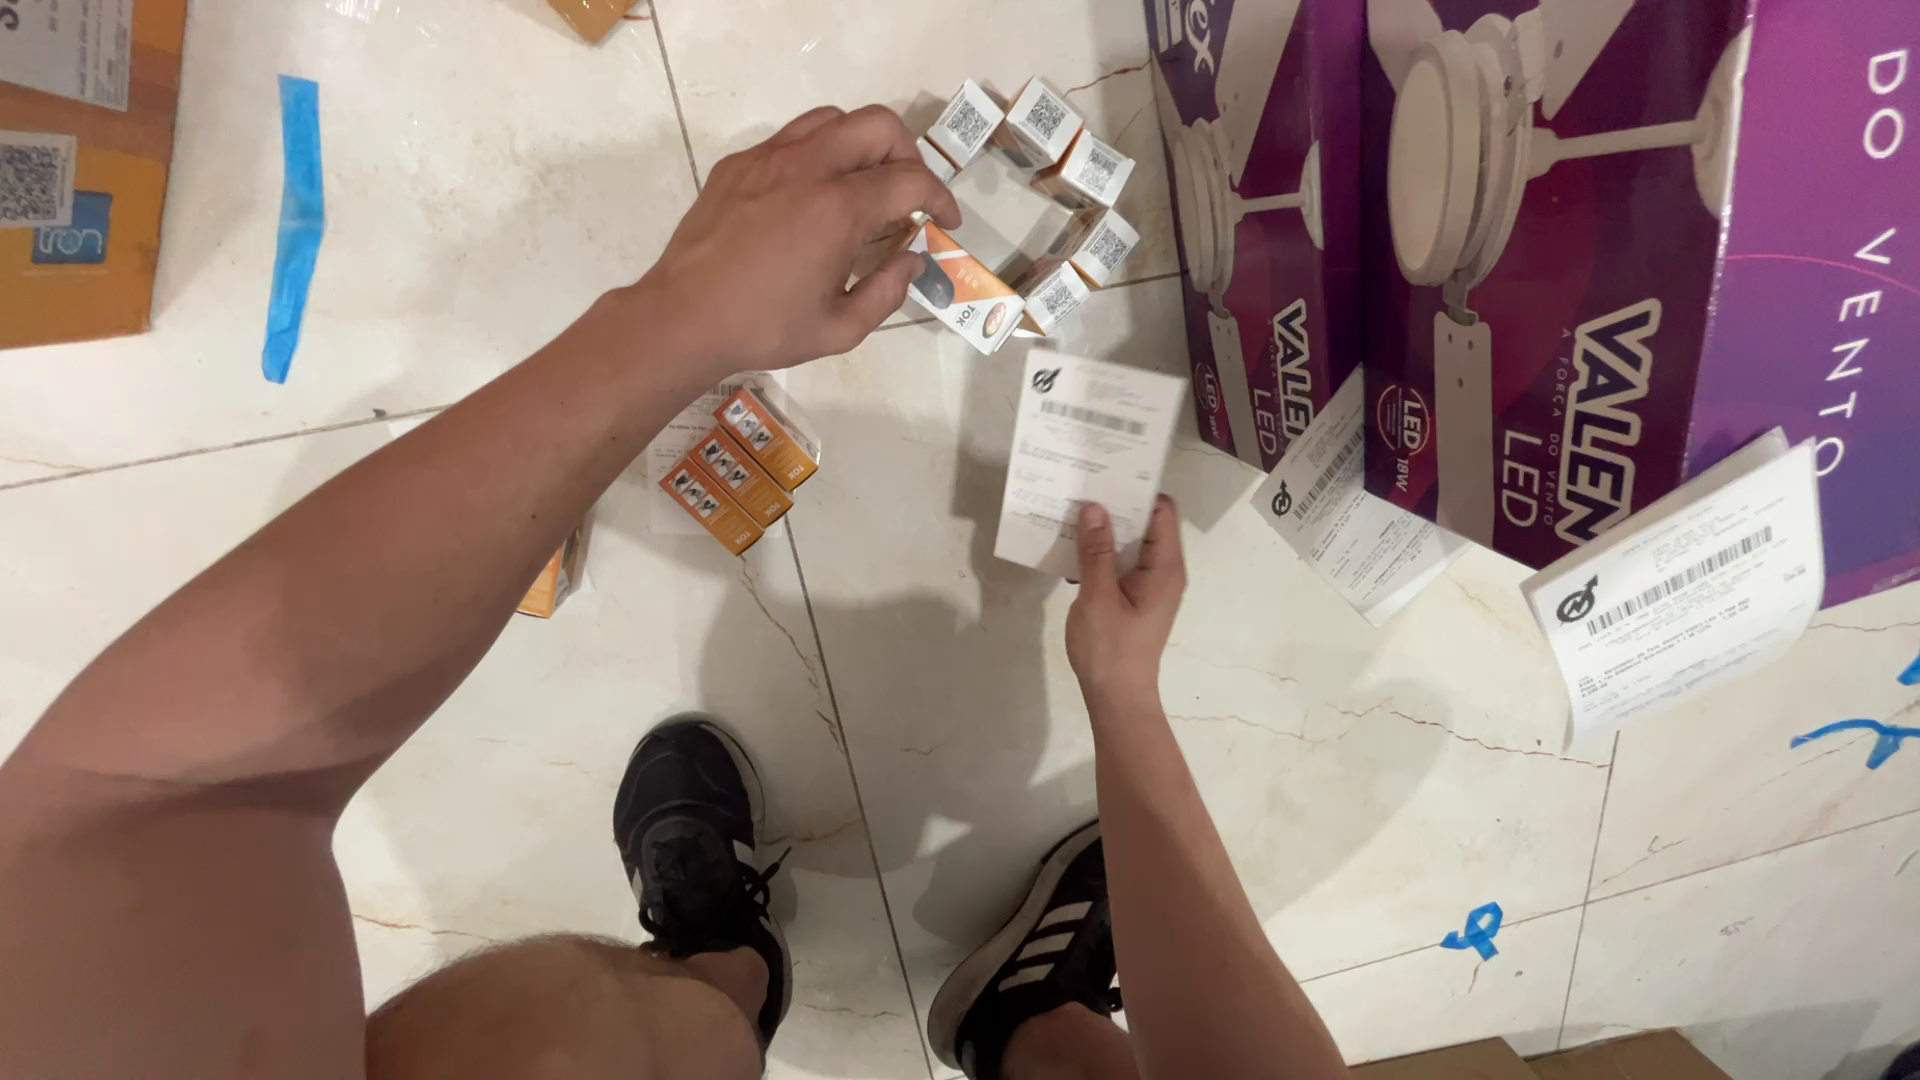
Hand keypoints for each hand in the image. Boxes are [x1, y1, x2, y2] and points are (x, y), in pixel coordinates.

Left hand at [635, 105, 962, 372]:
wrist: (686, 316)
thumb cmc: (766, 328)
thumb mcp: (841, 329)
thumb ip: (888, 292)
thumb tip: (914, 260)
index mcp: (838, 209)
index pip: (910, 181)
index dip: (940, 199)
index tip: (947, 222)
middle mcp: (808, 167)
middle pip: (879, 126)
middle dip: (909, 156)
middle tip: (911, 196)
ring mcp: (770, 157)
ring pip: (835, 119)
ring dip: (865, 146)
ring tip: (867, 187)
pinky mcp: (741, 163)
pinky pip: (795, 136)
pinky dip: (823, 152)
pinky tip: (817, 195)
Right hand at [1066, 496, 1186, 703]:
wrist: (1116, 697)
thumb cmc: (1110, 649)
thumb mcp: (1097, 597)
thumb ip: (1096, 552)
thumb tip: (1093, 508)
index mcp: (1165, 568)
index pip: (1161, 512)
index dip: (1137, 491)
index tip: (1105, 477)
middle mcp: (1163, 571)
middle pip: (1145, 524)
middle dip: (1115, 508)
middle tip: (1081, 490)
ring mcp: (1148, 584)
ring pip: (1129, 543)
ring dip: (1103, 532)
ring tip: (1070, 515)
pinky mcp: (1133, 596)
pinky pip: (1119, 563)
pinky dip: (1099, 555)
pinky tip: (1070, 553)